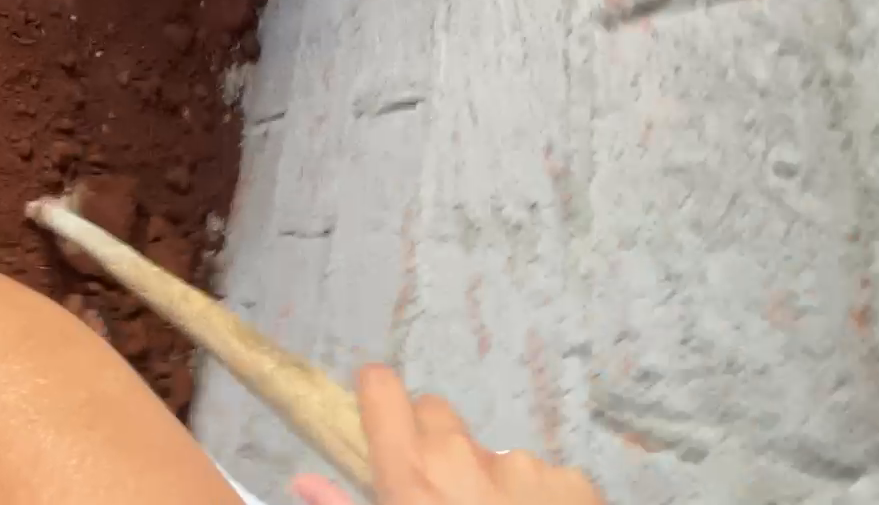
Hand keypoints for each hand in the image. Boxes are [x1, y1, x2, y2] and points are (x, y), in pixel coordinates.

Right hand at [289, 365, 603, 504]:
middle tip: (445, 498)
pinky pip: (548, 475)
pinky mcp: (575, 483)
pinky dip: (543, 499)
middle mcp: (459, 453)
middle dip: (434, 443)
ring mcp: (521, 465)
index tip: (381, 426)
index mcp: (409, 471)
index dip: (378, 400)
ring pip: (489, 451)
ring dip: (490, 479)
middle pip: (433, 412)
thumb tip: (303, 481)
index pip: (379, 384)